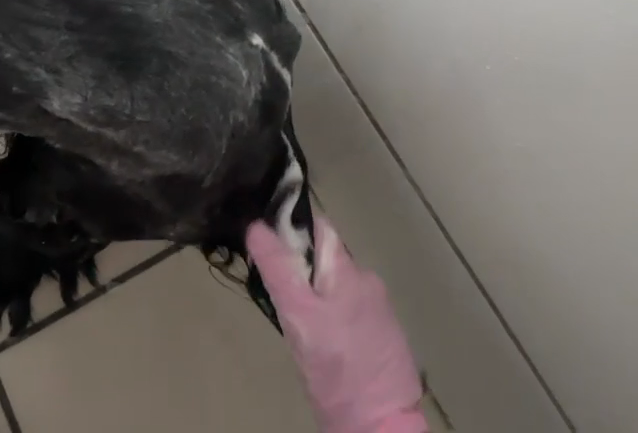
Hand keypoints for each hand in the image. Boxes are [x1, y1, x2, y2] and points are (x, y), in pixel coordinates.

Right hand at [247, 217, 429, 432]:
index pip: (317, 226)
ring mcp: (378, 307)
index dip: (289, 226)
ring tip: (296, 318)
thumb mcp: (297, 315)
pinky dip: (329, 310)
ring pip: (334, 282)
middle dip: (299, 265)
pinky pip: (347, 305)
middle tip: (277, 291)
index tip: (265, 241)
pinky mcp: (381, 331)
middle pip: (324, 255)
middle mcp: (367, 280)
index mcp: (347, 269)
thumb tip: (256, 226)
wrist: (380, 425)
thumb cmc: (334, 367)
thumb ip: (279, 268)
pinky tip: (320, 335)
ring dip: (314, 290)